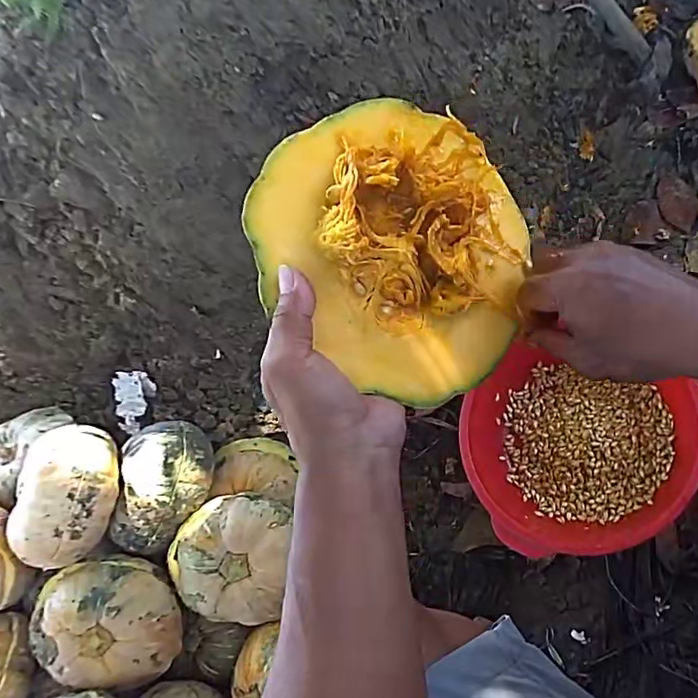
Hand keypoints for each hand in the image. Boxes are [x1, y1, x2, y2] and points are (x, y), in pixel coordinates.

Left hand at [261, 266, 406, 467]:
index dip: (303, 282)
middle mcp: (324, 357)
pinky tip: (411, 297)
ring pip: (363, 326)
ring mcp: (357, 364)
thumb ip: (289, 320)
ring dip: (374, 304)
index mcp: (291, 354)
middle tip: (362, 249)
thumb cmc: (315, 410)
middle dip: (344, 288)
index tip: (319, 247)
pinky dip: (399, 325)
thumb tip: (290, 273)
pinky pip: (391, 343)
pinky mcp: (387, 371)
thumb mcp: (287, 361)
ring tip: (390, 263)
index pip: (295, 310)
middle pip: (333, 315)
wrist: (359, 449)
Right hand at [517, 243, 697, 380]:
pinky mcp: (630, 251)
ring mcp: (608, 251)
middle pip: (541, 266)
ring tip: (585, 312)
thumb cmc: (643, 350)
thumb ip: (552, 343)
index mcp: (564, 287)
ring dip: (565, 282)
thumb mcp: (589, 360)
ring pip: (568, 259)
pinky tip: (610, 302)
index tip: (540, 331)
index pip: (524, 292)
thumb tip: (535, 335)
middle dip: (541, 292)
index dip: (527, 314)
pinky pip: (595, 258)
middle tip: (556, 319)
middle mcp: (581, 259)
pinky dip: (590, 275)